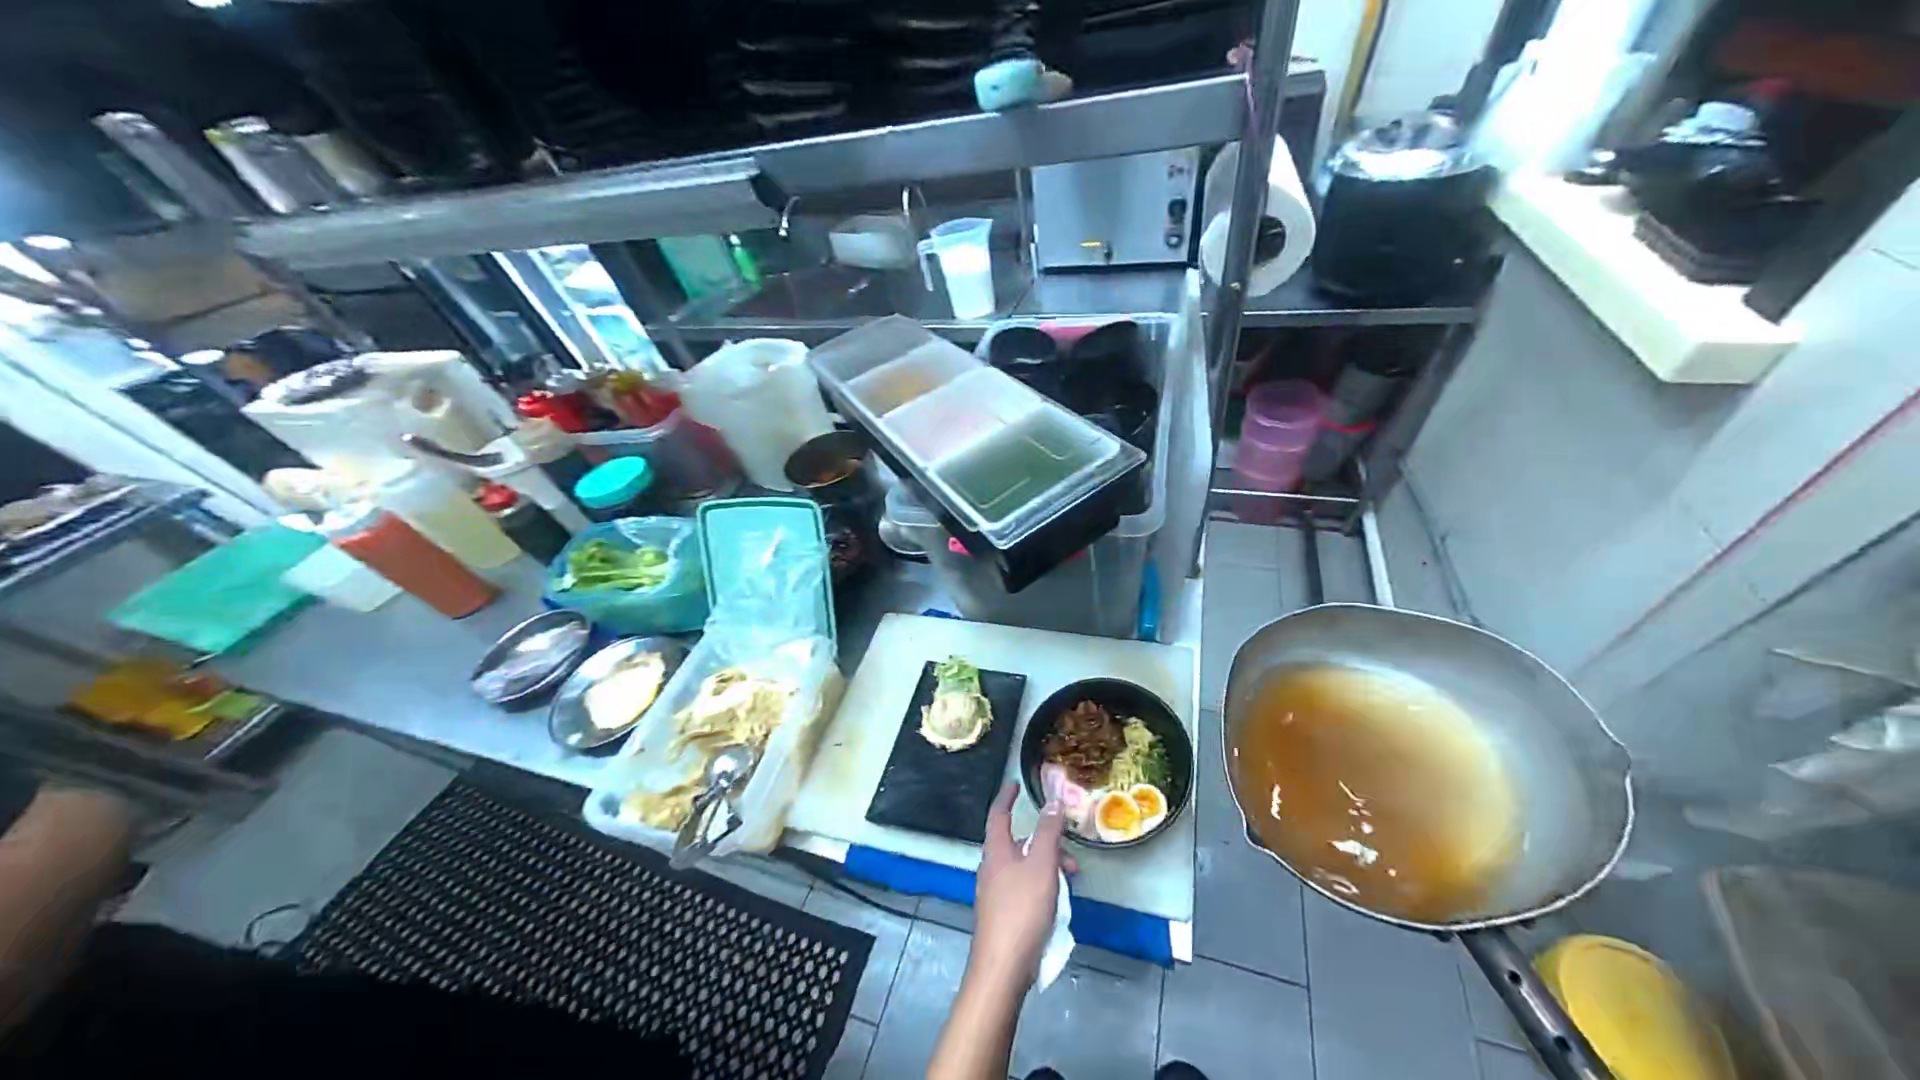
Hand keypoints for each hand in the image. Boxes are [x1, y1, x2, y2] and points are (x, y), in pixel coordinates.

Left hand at [969, 782, 1075, 989]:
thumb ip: (1048, 833)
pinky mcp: (1001, 914)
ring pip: (1022, 867)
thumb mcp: (1041, 866)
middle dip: (1043, 841)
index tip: (1015, 783)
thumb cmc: (1022, 910)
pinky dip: (1040, 885)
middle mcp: (990, 867)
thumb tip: (1052, 801)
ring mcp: (994, 892)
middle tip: (1068, 852)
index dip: (1007, 797)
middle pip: (1016, 843)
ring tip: (1070, 881)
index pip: (998, 814)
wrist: (1002, 967)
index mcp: (996, 851)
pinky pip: (1022, 887)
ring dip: (1046, 866)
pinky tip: (1057, 902)